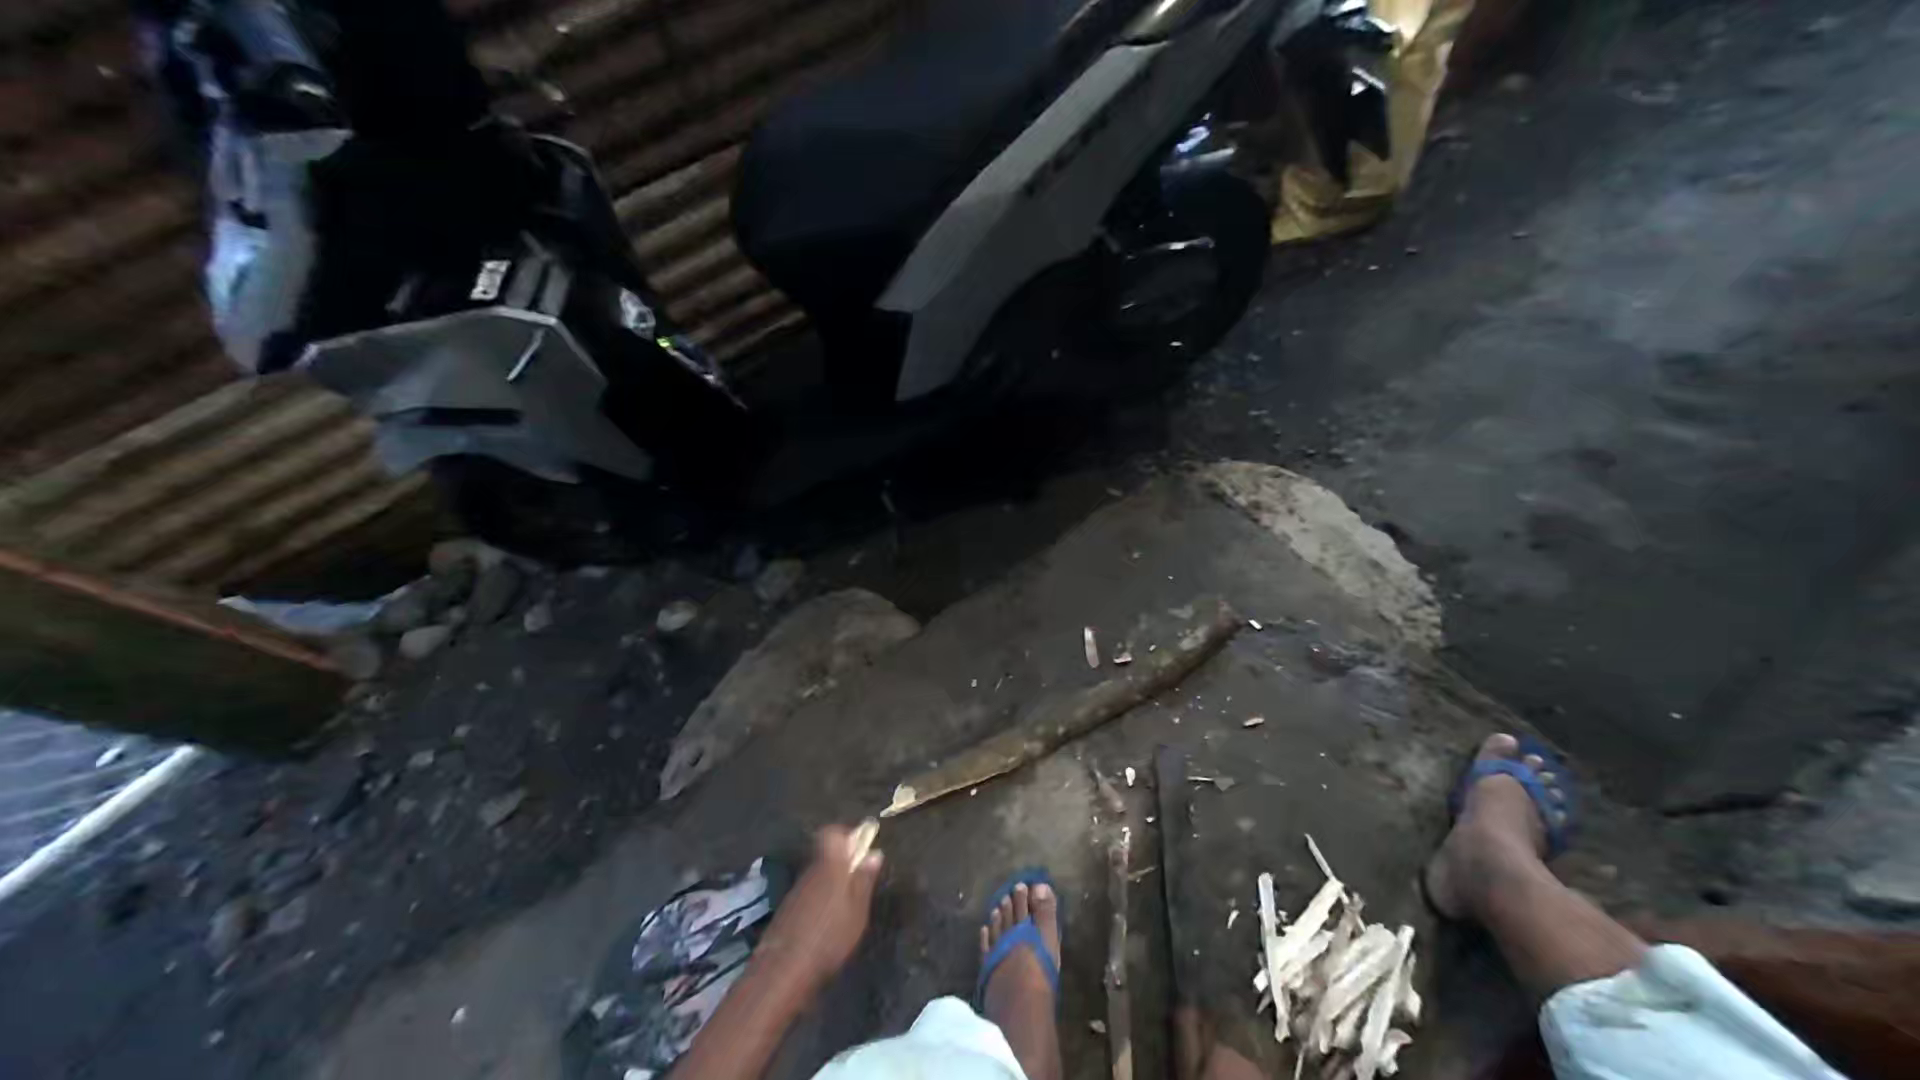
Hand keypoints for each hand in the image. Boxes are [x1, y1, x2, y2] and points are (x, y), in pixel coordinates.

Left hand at [754, 825, 883, 992]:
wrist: (784, 969)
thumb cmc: (829, 936)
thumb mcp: (857, 910)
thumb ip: (864, 880)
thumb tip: (874, 852)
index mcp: (830, 865)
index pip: (831, 833)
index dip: (845, 835)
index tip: (861, 847)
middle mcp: (811, 871)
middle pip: (825, 854)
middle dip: (842, 862)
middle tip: (859, 881)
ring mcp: (797, 890)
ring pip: (818, 874)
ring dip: (832, 882)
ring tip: (846, 905)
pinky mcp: (788, 909)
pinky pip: (809, 892)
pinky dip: (820, 899)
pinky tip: (828, 921)